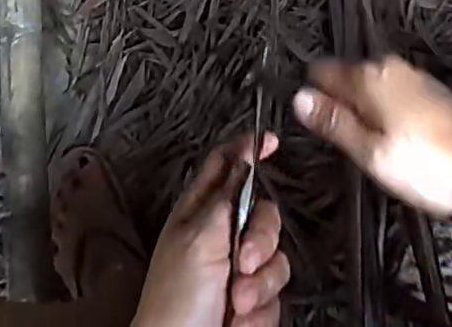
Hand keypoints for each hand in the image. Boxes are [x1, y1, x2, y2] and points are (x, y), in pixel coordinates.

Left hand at [132, 134, 289, 326]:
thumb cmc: (175, 301)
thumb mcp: (199, 236)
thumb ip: (227, 195)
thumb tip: (244, 155)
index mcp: (200, 211)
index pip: (227, 164)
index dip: (248, 149)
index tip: (271, 142)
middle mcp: (221, 237)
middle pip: (262, 211)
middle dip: (262, 238)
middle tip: (244, 260)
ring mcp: (237, 273)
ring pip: (275, 258)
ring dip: (259, 284)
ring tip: (236, 303)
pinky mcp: (252, 305)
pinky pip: (276, 296)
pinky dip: (260, 313)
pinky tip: (239, 322)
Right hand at [294, 56, 451, 217]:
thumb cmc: (430, 165)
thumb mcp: (370, 152)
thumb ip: (334, 122)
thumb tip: (301, 99)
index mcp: (369, 78)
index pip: (322, 70)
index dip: (310, 92)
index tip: (310, 114)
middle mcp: (388, 67)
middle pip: (347, 75)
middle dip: (338, 100)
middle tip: (341, 138)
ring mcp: (411, 75)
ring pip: (371, 83)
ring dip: (363, 105)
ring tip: (367, 142)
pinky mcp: (429, 89)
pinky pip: (392, 91)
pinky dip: (385, 108)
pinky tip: (394, 137)